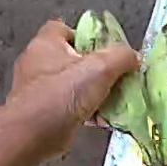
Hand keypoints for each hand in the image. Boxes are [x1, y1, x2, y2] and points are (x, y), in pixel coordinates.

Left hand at [2, 19, 139, 157]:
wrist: (32, 136)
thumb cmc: (62, 95)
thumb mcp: (100, 68)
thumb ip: (121, 57)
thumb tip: (134, 56)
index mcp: (46, 44)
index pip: (64, 28)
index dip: (85, 36)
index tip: (104, 50)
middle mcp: (38, 63)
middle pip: (73, 59)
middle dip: (95, 69)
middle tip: (114, 78)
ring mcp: (38, 89)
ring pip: (72, 85)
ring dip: (94, 93)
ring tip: (114, 101)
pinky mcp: (42, 113)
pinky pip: (69, 106)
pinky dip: (86, 111)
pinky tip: (104, 119)